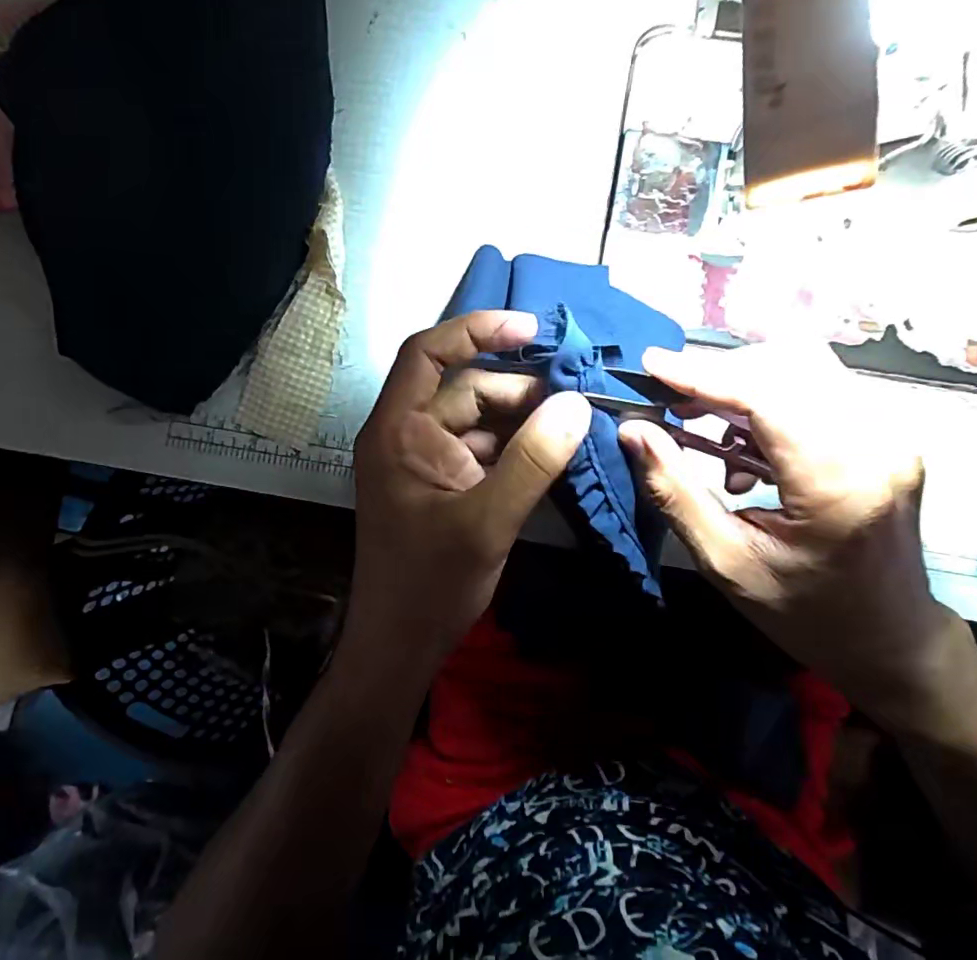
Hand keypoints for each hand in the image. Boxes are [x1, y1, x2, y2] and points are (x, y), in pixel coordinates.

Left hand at [348, 311, 590, 666]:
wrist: (403, 646)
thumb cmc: (429, 584)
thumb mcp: (487, 521)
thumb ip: (533, 461)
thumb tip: (577, 405)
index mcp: (398, 432)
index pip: (429, 354)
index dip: (477, 331)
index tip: (532, 329)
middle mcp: (411, 436)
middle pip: (468, 388)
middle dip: (522, 390)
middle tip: (578, 402)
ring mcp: (432, 461)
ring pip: (484, 419)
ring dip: (528, 420)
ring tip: (577, 425)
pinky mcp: (451, 484)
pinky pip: (490, 449)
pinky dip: (523, 448)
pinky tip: (559, 452)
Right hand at [618, 343, 969, 731]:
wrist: (892, 639)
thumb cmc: (807, 616)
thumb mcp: (728, 564)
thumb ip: (676, 493)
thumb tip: (634, 431)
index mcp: (836, 484)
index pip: (766, 395)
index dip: (703, 374)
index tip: (653, 366)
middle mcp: (876, 444)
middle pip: (789, 364)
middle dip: (722, 373)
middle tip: (675, 402)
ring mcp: (892, 434)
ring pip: (808, 365)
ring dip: (749, 382)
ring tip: (709, 424)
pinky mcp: (892, 433)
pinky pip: (824, 386)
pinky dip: (776, 397)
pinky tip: (751, 445)